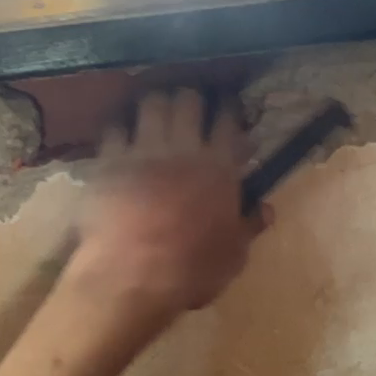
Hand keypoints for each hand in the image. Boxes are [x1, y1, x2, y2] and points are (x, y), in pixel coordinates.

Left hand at [67, 88, 268, 320]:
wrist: (130, 278)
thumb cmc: (190, 272)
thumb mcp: (232, 255)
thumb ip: (249, 226)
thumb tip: (266, 208)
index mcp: (219, 168)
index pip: (228, 122)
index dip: (228, 110)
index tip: (228, 108)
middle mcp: (183, 149)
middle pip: (188, 101)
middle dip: (191, 98)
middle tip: (191, 105)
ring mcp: (142, 151)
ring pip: (151, 104)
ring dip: (156, 102)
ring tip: (157, 108)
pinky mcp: (108, 162)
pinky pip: (114, 129)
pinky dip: (120, 127)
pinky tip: (121, 132)